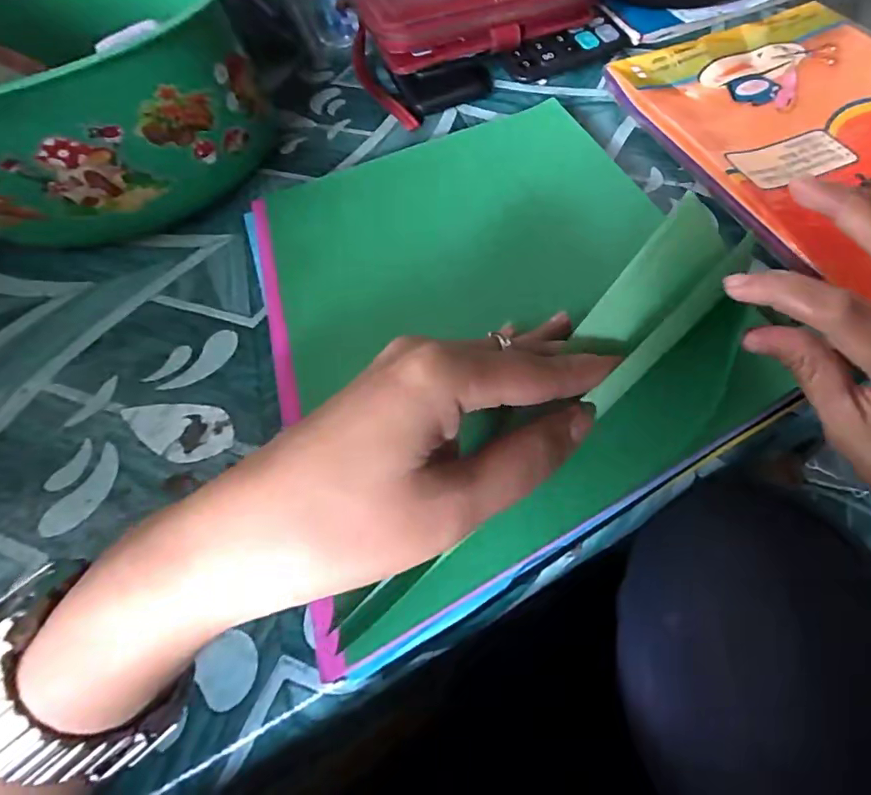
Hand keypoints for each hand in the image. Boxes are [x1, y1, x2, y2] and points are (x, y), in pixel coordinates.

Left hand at [15, 316, 614, 732]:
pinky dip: (491, 367)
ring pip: (480, 356)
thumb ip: (524, 459)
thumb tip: (580, 418)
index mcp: (442, 371)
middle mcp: (422, 351)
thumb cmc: (348, 528)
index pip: (532, 369)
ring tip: (570, 336)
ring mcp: (397, 364)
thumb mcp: (452, 508)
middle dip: (557, 354)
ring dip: (524, 354)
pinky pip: (455, 367)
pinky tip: (506, 357)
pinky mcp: (383, 385)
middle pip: (507, 353)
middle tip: (609, 344)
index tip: (630, 356)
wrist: (240, 534)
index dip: (582, 368)